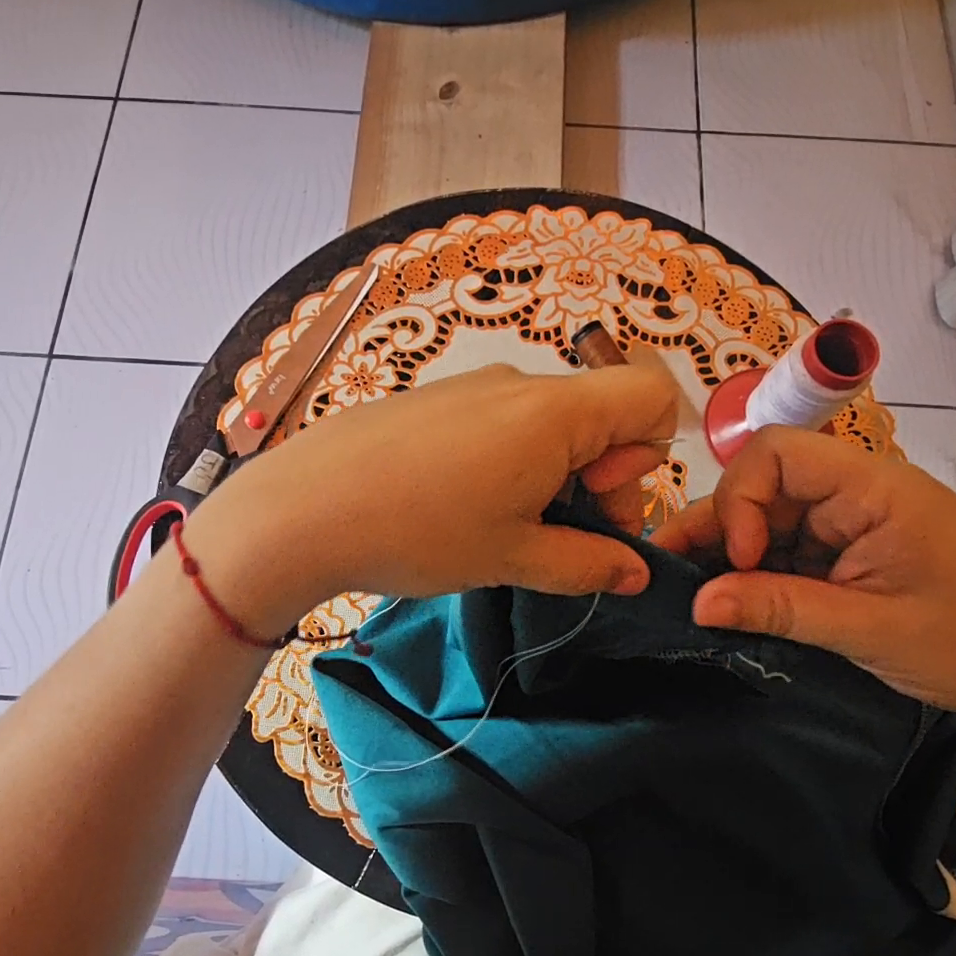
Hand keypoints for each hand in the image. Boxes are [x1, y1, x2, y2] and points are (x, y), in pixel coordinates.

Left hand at [183, 364, 681, 633]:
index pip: (652, 399)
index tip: (597, 508)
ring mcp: (472, 385)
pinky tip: (458, 504)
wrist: (303, 506)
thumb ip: (588, 563)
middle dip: (599, 479)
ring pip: (548, 423)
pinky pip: (501, 421)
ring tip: (498, 527)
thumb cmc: (419, 532)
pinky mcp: (435, 399)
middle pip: (600, 416)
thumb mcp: (513, 557)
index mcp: (554, 412)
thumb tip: (636, 573)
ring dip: (551, 475)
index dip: (646, 459)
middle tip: (556, 537)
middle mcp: (519, 383)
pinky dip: (508, 460)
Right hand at [651, 426, 955, 729]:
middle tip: (682, 578)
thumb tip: (696, 603)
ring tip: (699, 596)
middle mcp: (859, 493)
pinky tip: (738, 604)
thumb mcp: (870, 630)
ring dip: (735, 556)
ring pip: (771, 520)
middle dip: (721, 529)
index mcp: (875, 488)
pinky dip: (761, 576)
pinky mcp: (855, 553)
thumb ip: (779, 608)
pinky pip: (791, 550)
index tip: (741, 560)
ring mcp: (856, 524)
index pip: (777, 454)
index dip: (741, 499)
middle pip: (764, 486)